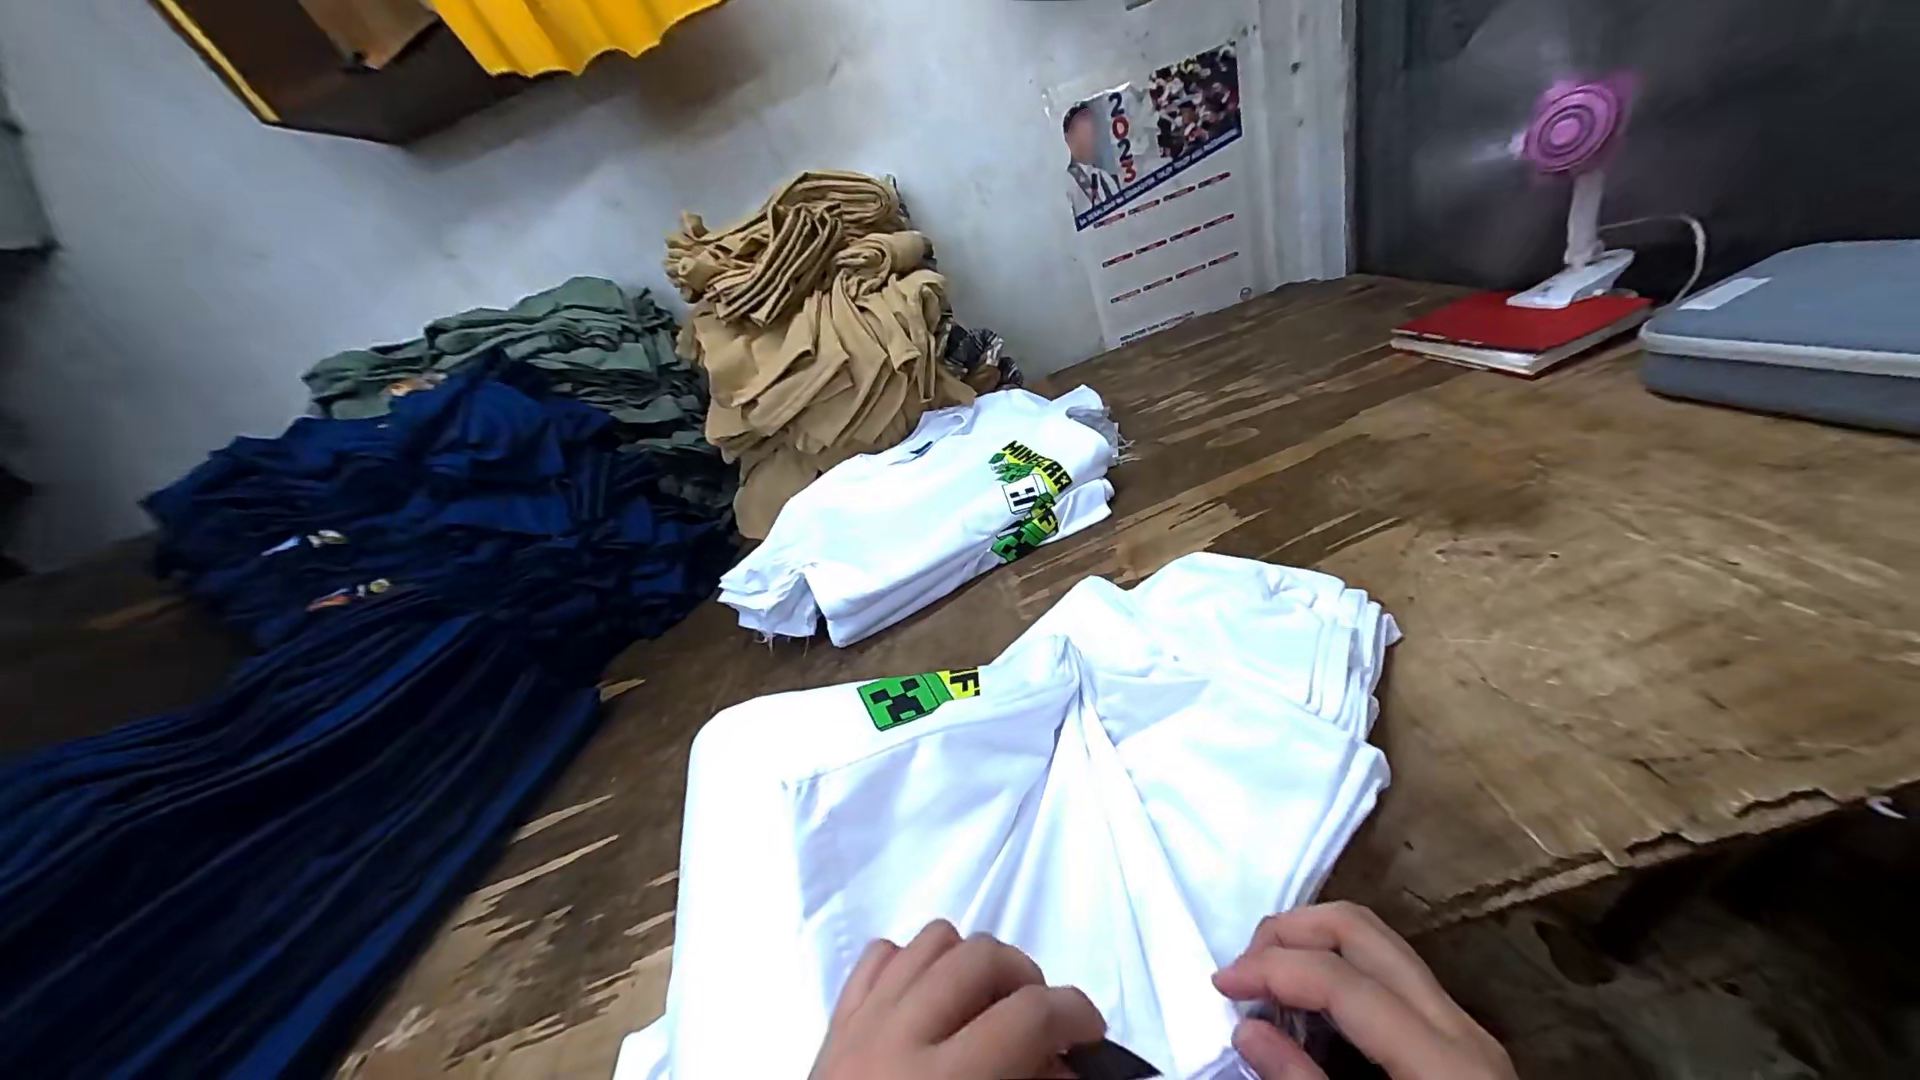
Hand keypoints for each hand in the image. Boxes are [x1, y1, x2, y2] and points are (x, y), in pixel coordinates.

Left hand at [810, 919, 1106, 1079]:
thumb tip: (1062, 1065)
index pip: (1026, 1019)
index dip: (1074, 1012)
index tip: (1091, 1027)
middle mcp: (898, 1038)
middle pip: (981, 957)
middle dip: (1026, 976)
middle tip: (1040, 1016)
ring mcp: (861, 1022)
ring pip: (932, 939)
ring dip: (971, 959)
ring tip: (986, 1001)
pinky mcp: (835, 1022)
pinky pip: (881, 956)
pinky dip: (913, 962)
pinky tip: (929, 999)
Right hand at [1211, 902, 1515, 1079]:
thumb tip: (1247, 1030)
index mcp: (1446, 1060)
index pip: (1338, 977)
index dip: (1269, 969)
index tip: (1221, 985)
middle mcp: (1458, 1025)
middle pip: (1356, 926)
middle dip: (1286, 932)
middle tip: (1246, 968)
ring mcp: (1462, 1025)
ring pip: (1370, 934)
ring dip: (1307, 939)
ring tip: (1270, 976)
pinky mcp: (1456, 1036)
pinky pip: (1382, 964)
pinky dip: (1332, 959)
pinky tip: (1309, 997)